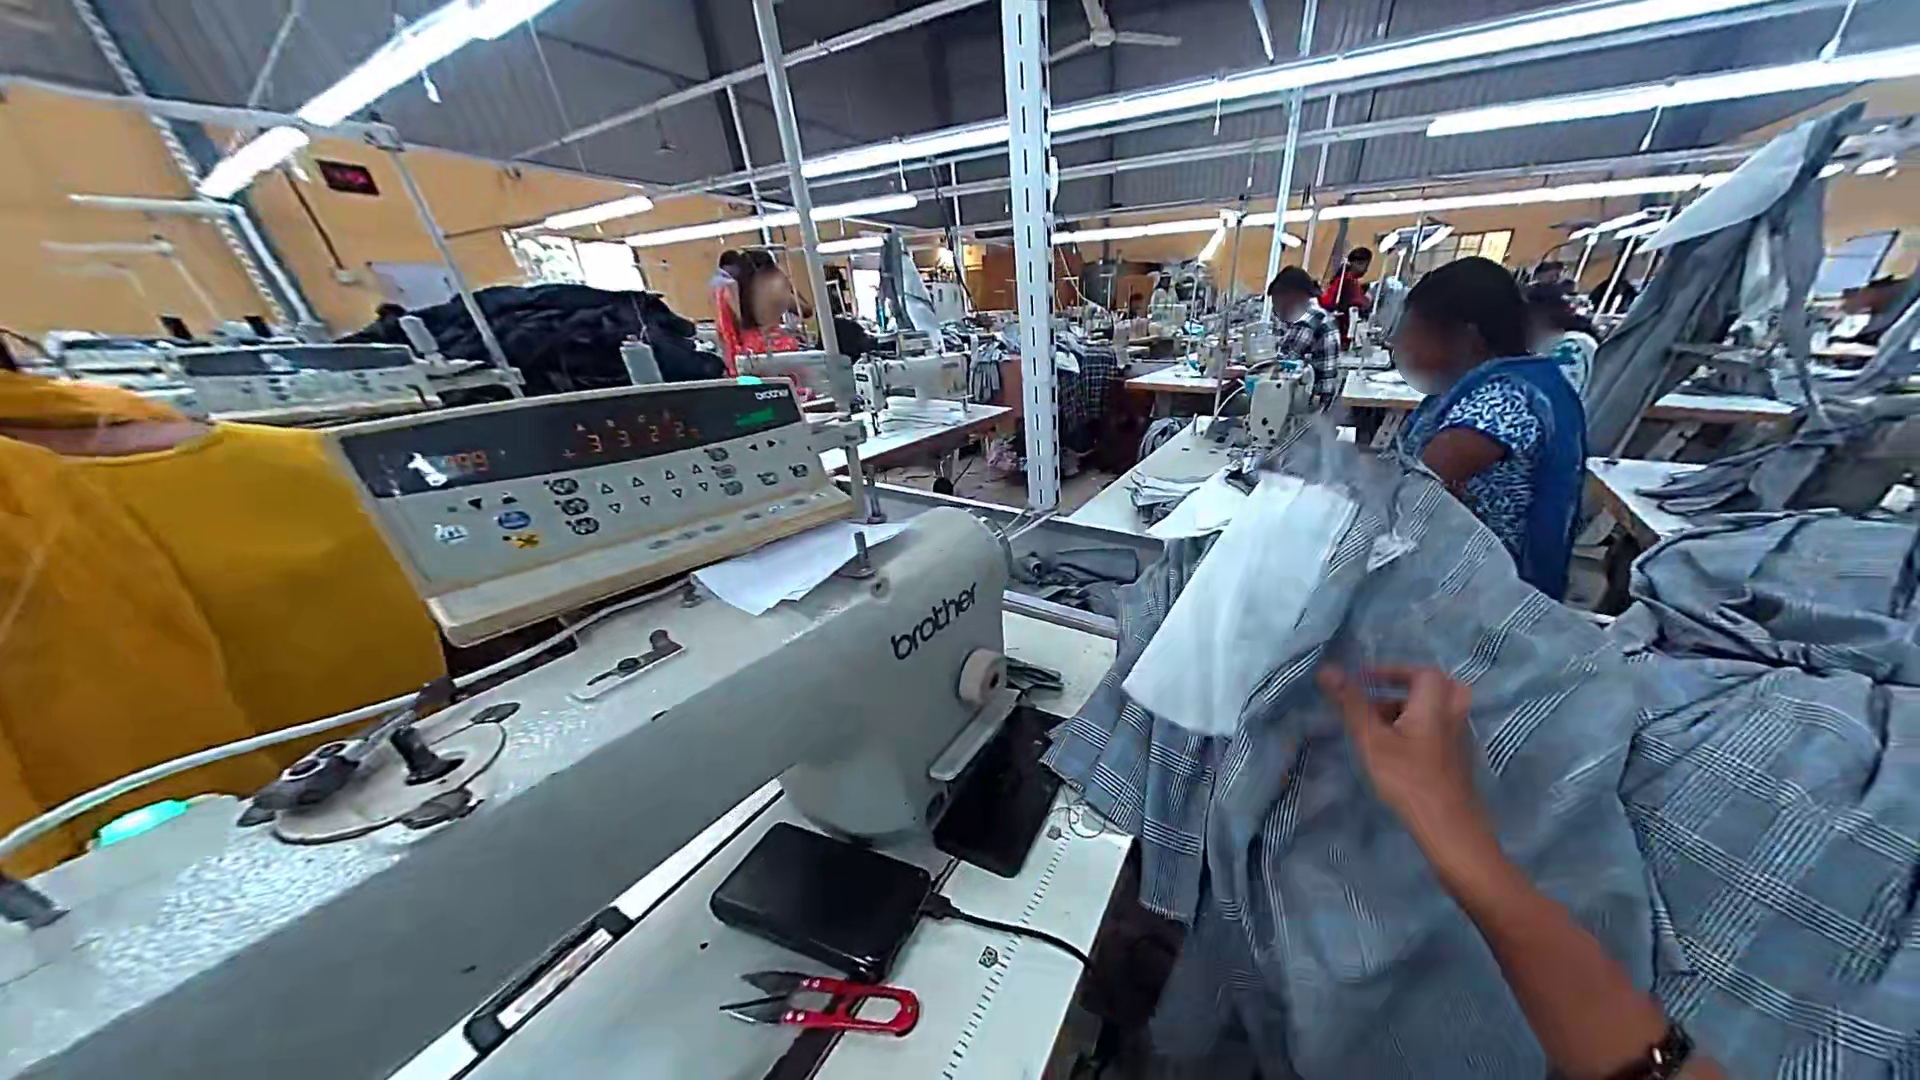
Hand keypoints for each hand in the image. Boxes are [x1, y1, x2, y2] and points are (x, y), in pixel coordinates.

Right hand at [1318, 665, 1485, 849]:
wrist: (1449, 829)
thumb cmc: (1407, 779)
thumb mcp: (1371, 739)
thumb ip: (1350, 703)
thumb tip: (1328, 669)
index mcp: (1434, 707)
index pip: (1423, 672)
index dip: (1392, 670)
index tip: (1364, 680)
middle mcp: (1453, 718)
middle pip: (1441, 687)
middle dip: (1409, 685)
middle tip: (1381, 694)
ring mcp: (1458, 740)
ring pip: (1438, 709)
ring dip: (1409, 706)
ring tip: (1376, 723)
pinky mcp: (1456, 759)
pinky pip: (1439, 727)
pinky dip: (1417, 725)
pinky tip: (1393, 746)